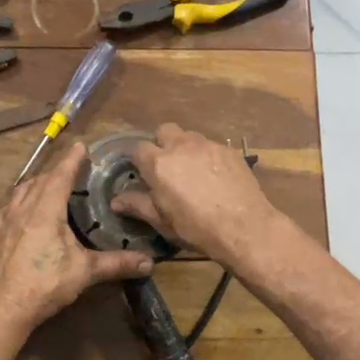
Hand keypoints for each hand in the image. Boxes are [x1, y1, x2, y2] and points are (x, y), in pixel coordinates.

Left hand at [0, 142, 153, 332]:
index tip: (81, 145)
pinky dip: (19, 199)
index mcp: (45, 211)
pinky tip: (21, 207)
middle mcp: (22, 209)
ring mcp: (4, 221)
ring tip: (48, 182)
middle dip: (56, 169)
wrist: (4, 309)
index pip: (60, 176)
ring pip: (20, 190)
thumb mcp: (85, 272)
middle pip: (39, 180)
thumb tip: (149, 262)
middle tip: (71, 165)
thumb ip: (116, 263)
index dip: (72, 160)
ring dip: (36, 182)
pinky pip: (8, 206)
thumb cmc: (45, 285)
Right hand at [110, 123, 284, 263]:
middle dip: (162, 144)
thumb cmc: (196, 228)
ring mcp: (208, 145)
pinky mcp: (229, 150)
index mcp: (159, 163)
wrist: (243, 227)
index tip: (142, 172)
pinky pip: (211, 146)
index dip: (138, 159)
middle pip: (164, 130)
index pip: (138, 148)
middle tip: (167, 167)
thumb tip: (115, 201)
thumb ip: (137, 205)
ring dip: (185, 148)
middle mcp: (181, 146)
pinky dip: (207, 156)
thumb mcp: (162, 221)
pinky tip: (215, 177)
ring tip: (193, 172)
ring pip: (189, 136)